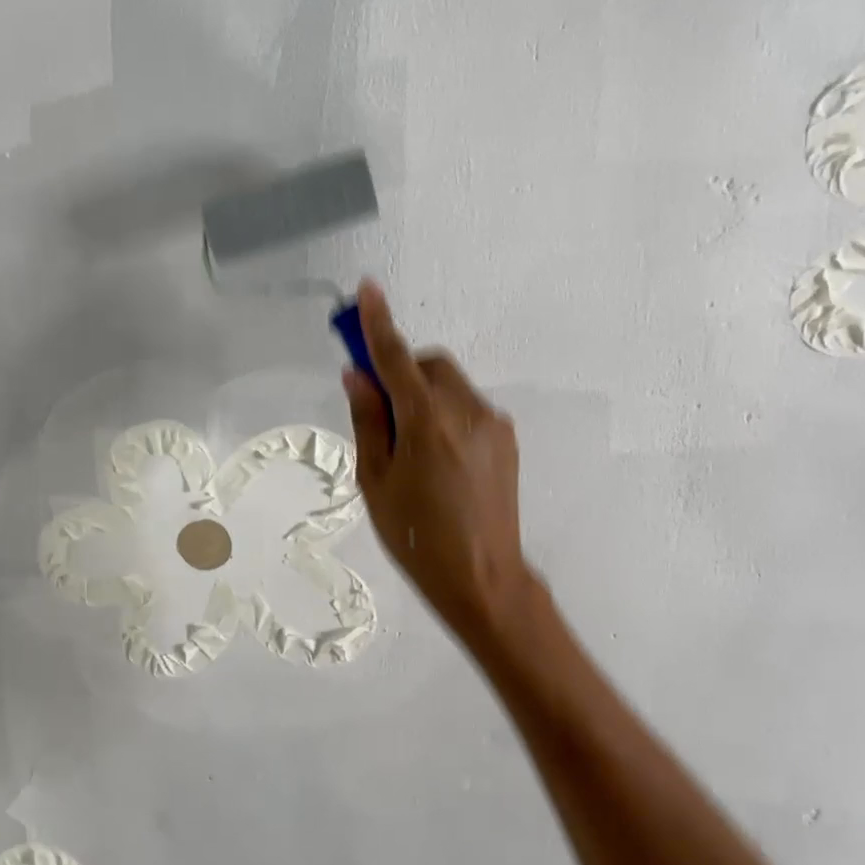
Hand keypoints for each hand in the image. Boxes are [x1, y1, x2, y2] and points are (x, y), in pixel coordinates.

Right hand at [342, 281, 541, 643]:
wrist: (483, 577)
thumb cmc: (414, 534)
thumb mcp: (374, 479)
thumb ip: (367, 420)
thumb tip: (357, 375)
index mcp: (426, 421)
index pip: (395, 356)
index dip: (377, 322)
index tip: (367, 288)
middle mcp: (466, 410)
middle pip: (429, 364)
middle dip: (403, 371)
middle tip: (380, 409)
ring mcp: (493, 423)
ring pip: (450, 385)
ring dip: (424, 396)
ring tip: (411, 448)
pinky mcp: (507, 439)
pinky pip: (467, 408)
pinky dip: (445, 414)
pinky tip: (438, 459)